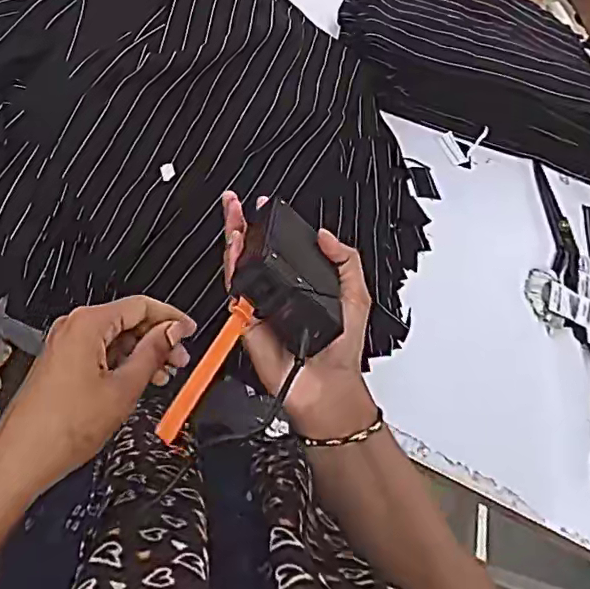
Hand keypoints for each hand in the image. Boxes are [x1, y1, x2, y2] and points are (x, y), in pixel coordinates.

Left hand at [0, 296, 192, 503]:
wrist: (23, 457)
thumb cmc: (62, 428)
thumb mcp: (124, 389)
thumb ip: (153, 353)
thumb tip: (171, 333)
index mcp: (87, 323)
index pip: (141, 305)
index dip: (170, 317)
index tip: (189, 330)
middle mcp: (72, 326)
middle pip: (127, 319)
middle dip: (158, 338)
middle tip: (180, 359)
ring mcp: (64, 343)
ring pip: (115, 337)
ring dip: (142, 352)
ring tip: (163, 374)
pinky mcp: (61, 361)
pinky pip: (99, 350)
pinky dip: (122, 362)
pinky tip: (138, 380)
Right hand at [221, 191, 380, 440]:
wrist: (327, 386)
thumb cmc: (341, 351)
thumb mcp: (357, 296)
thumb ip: (346, 261)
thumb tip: (326, 234)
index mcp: (298, 282)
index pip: (278, 246)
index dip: (268, 224)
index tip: (264, 205)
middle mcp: (275, 289)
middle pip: (252, 249)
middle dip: (241, 222)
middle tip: (236, 202)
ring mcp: (258, 302)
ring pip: (239, 263)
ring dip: (233, 236)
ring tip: (233, 215)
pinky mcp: (246, 317)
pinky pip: (235, 286)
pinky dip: (232, 264)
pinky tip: (235, 245)